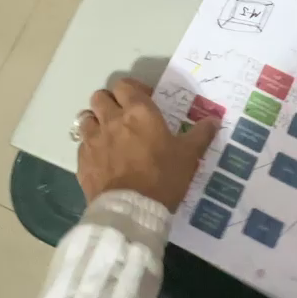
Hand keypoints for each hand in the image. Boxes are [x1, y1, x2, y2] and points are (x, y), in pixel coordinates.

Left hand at [75, 77, 217, 210]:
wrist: (131, 212)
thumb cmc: (163, 177)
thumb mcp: (189, 155)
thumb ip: (201, 134)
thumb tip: (214, 119)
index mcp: (139, 112)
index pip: (125, 85)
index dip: (132, 89)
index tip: (145, 101)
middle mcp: (112, 120)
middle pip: (100, 97)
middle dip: (110, 102)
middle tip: (124, 115)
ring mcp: (93, 141)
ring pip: (86, 117)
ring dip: (96, 121)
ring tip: (108, 134)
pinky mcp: (82, 162)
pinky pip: (81, 145)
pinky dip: (90, 146)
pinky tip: (101, 158)